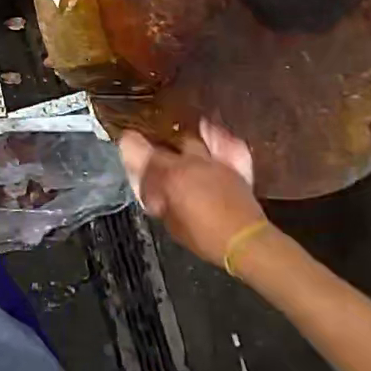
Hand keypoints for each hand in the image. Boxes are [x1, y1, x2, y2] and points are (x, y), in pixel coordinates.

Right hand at [118, 120, 272, 271]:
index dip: (130, 143)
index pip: (141, 149)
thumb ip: (158, 200)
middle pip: (166, 144)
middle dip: (157, 149)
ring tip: (178, 147)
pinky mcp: (234, 165)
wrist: (245, 241)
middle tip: (153, 158)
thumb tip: (153, 190)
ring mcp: (214, 161)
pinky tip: (208, 129)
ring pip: (192, 140)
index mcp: (170, 175)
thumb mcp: (171, 223)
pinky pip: (224, 144)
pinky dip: (215, 136)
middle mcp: (190, 161)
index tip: (125, 142)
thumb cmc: (203, 236)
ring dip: (181, 144)